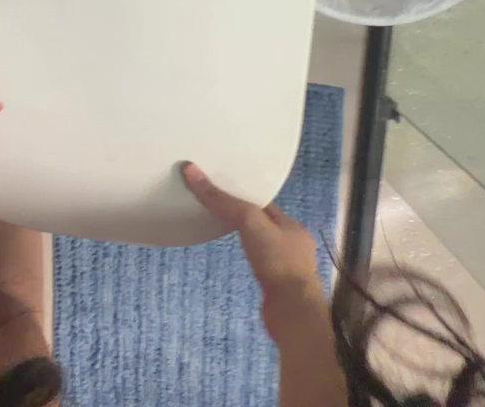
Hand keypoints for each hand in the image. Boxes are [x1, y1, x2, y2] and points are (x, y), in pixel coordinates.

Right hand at [181, 162, 323, 310]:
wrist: (292, 313)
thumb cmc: (277, 260)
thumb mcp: (249, 221)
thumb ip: (221, 199)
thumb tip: (190, 170)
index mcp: (293, 226)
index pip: (265, 204)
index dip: (242, 195)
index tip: (219, 187)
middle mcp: (295, 245)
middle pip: (262, 223)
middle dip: (242, 216)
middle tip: (214, 206)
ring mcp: (287, 268)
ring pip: (261, 244)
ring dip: (244, 238)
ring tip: (220, 228)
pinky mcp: (277, 287)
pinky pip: (259, 263)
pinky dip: (247, 257)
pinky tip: (235, 256)